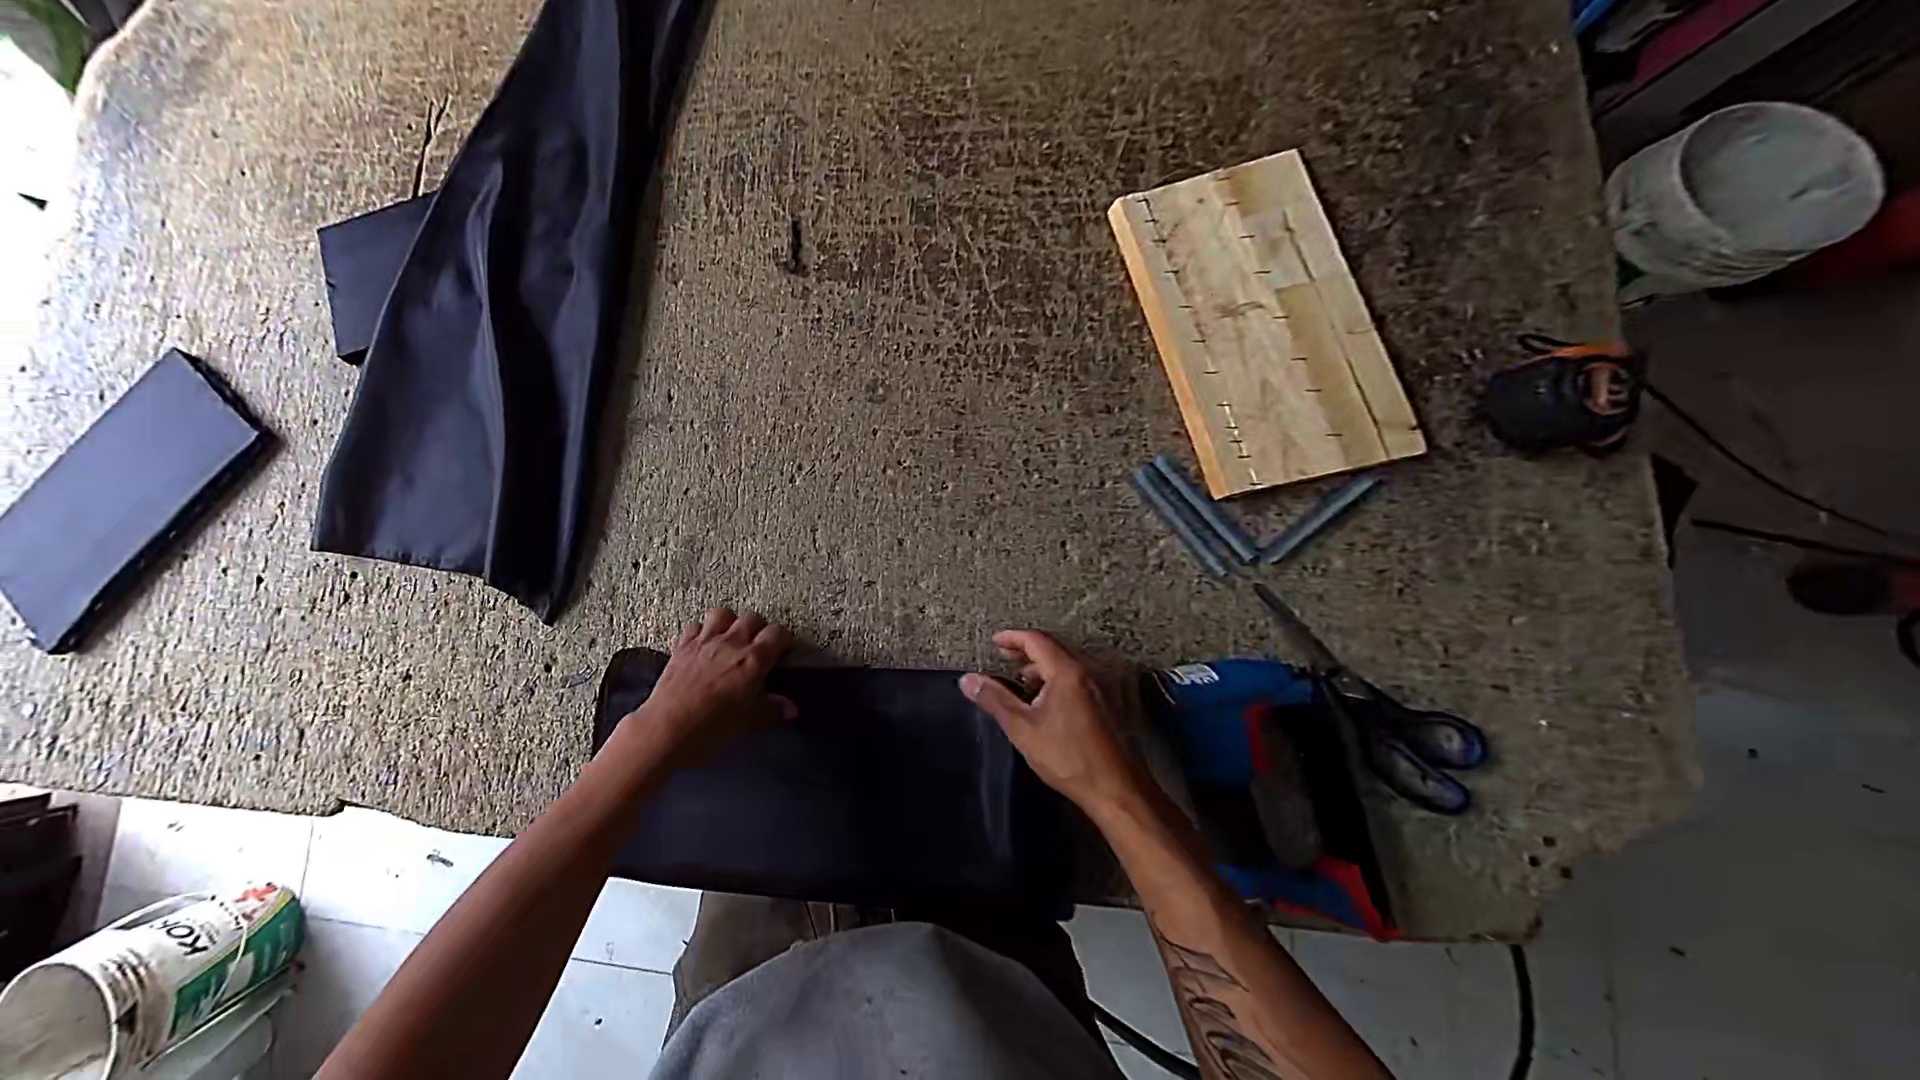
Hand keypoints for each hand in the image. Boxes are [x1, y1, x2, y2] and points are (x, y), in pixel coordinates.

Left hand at [625, 608, 793, 760]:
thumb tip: (790, 709)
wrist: (667, 731)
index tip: (782, 650)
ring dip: (729, 623)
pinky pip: (694, 626)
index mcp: (754, 659)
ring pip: (722, 614)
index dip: (783, 640)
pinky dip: (700, 632)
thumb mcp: (749, 722)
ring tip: (730, 639)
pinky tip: (703, 647)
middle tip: (758, 646)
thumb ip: (771, 709)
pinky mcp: (682, 648)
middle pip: (752, 618)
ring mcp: (704, 643)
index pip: (777, 633)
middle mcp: (731, 644)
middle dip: (758, 629)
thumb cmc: (711, 729)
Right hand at [960, 630, 1148, 817]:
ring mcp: (1107, 686)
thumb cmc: (1071, 761)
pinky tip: (1051, 701)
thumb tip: (969, 680)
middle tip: (1006, 658)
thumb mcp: (1023, 729)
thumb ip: (994, 699)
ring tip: (1025, 683)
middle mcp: (1092, 671)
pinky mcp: (1114, 702)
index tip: (997, 641)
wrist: (1117, 790)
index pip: (1037, 640)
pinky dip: (1062, 679)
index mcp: (1069, 672)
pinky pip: (1083, 678)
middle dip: (1027, 652)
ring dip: (1045, 667)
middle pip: (1055, 648)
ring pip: (1070, 664)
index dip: (1013, 638)